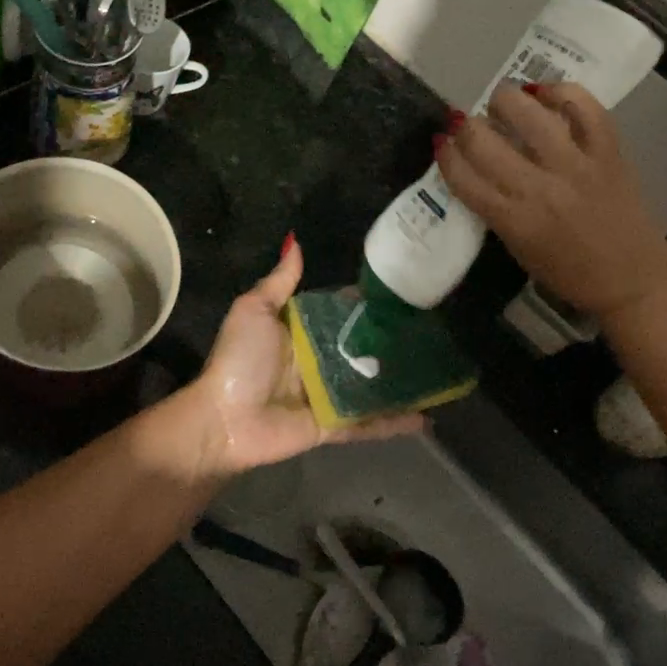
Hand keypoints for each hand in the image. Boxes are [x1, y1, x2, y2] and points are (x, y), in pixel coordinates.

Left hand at [176, 237, 425, 479]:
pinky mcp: (334, 426)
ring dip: (402, 382)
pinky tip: (429, 419)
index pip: (340, 314)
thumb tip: (295, 240)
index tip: (403, 292)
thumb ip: (279, 281)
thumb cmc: (239, 361)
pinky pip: (369, 423)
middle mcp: (318, 361)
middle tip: (434, 331)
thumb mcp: (253, 311)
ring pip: (372, 385)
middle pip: (362, 348)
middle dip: (392, 341)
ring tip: (442, 371)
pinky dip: (396, 422)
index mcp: (300, 332)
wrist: (224, 419)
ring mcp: (328, 395)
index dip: (368, 305)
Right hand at [438, 82, 666, 319]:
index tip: (442, 143)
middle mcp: (539, 188)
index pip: (461, 175)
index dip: (445, 153)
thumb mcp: (517, 247)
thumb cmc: (568, 273)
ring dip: (505, 100)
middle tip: (469, 125)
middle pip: (483, 139)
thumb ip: (493, 207)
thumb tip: (473, 167)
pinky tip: (545, 94)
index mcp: (512, 219)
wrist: (632, 281)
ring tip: (503, 103)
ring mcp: (576, 165)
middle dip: (466, 125)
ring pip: (528, 112)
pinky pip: (584, 107)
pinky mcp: (608, 152)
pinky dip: (561, 92)